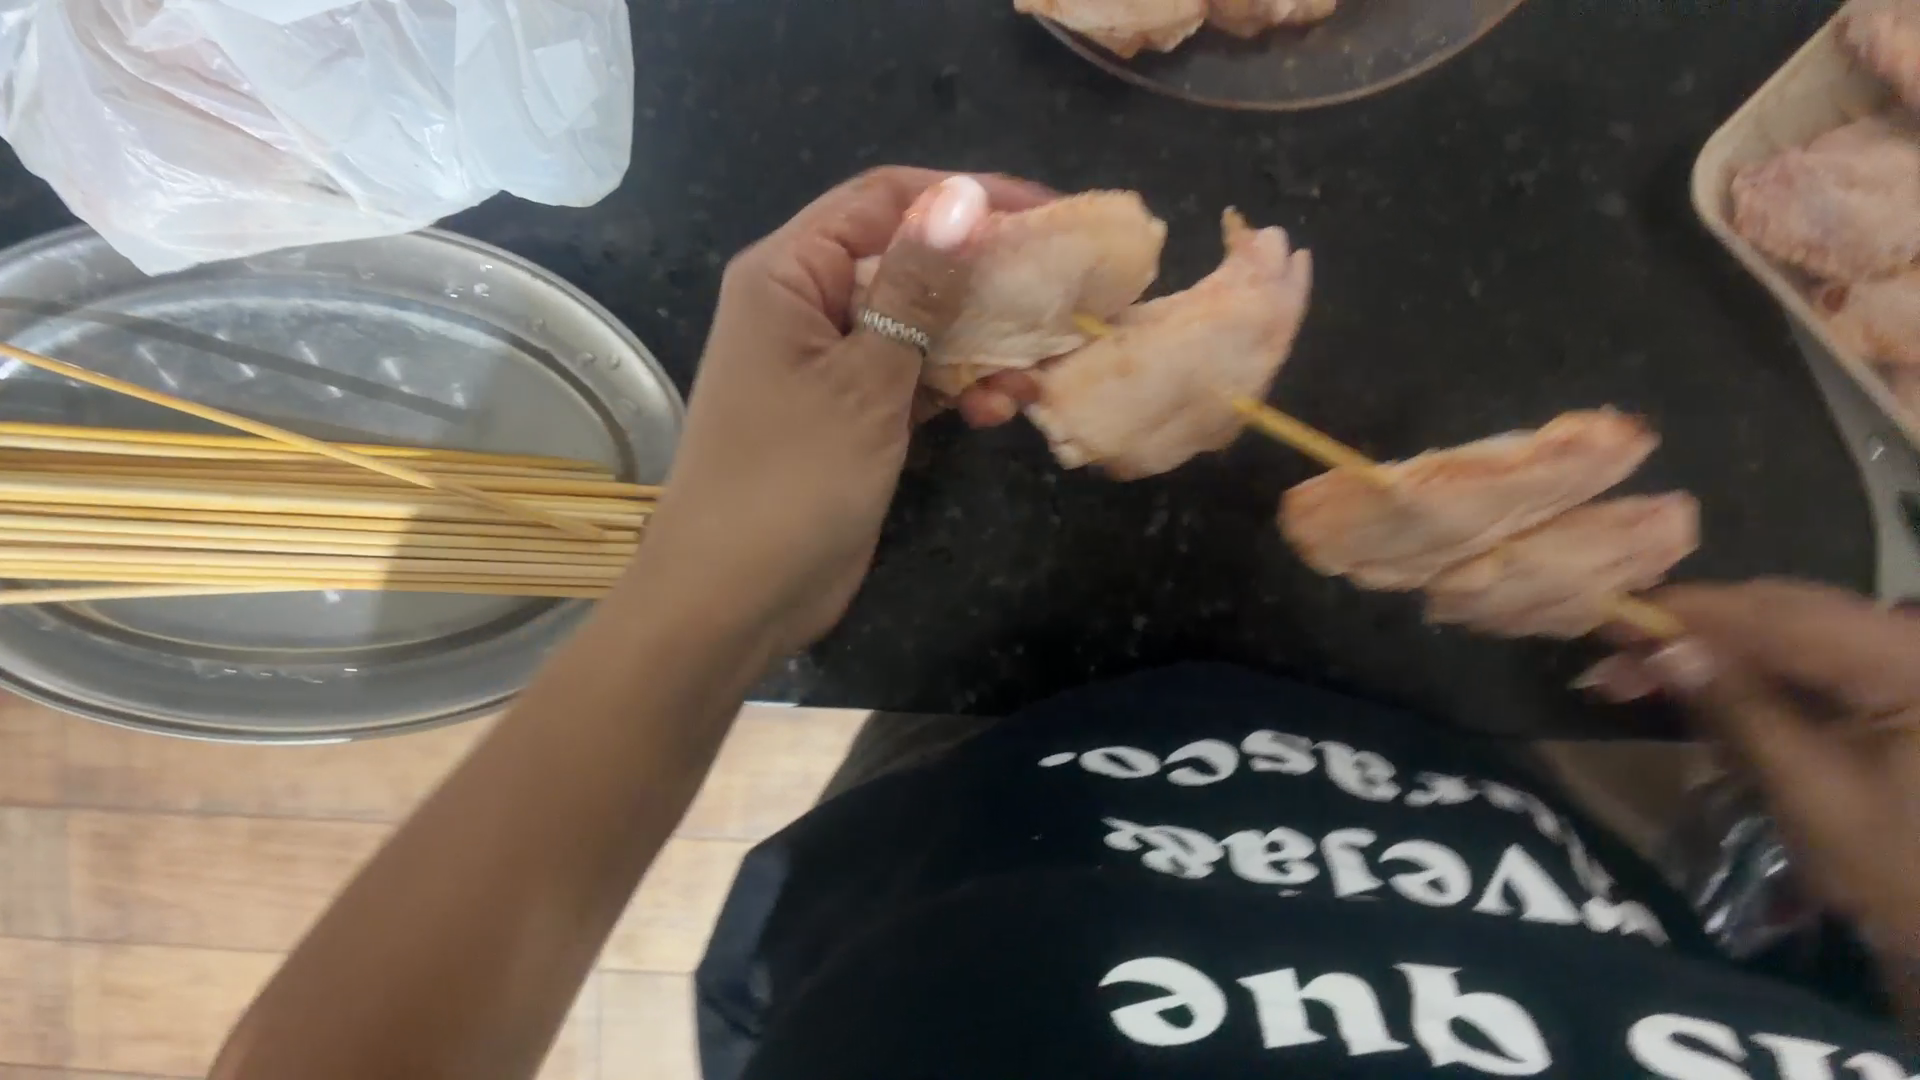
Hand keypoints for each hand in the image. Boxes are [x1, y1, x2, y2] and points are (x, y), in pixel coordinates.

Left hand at [630, 167, 1049, 655]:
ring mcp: (832, 367)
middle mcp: (808, 308)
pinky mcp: (854, 417)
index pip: (885, 201)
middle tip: (1057, 300)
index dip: (966, 199)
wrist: (736, 596)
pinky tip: (996, 413)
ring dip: (978, 350)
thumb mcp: (864, 381)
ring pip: (920, 330)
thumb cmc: (791, 481)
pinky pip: (914, 382)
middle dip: (983, 285)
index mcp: (790, 275)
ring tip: (1030, 378)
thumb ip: (916, 291)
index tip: (1046, 217)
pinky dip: (954, 392)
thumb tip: (963, 197)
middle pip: (909, 265)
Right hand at [1587, 580, 1919, 952]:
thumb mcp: (1809, 790)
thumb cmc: (1899, 869)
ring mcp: (1908, 664)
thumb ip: (1737, 709)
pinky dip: (1739, 667)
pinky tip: (1693, 685)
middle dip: (1690, 629)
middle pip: (1784, 611)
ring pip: (1786, 627)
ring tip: (1635, 674)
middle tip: (1611, 652)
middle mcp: (1917, 649)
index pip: (1786, 618)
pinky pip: (1803, 655)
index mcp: (1918, 668)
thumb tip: (1660, 647)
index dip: (1690, 611)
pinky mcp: (1893, 686)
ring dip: (1705, 647)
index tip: (1610, 616)